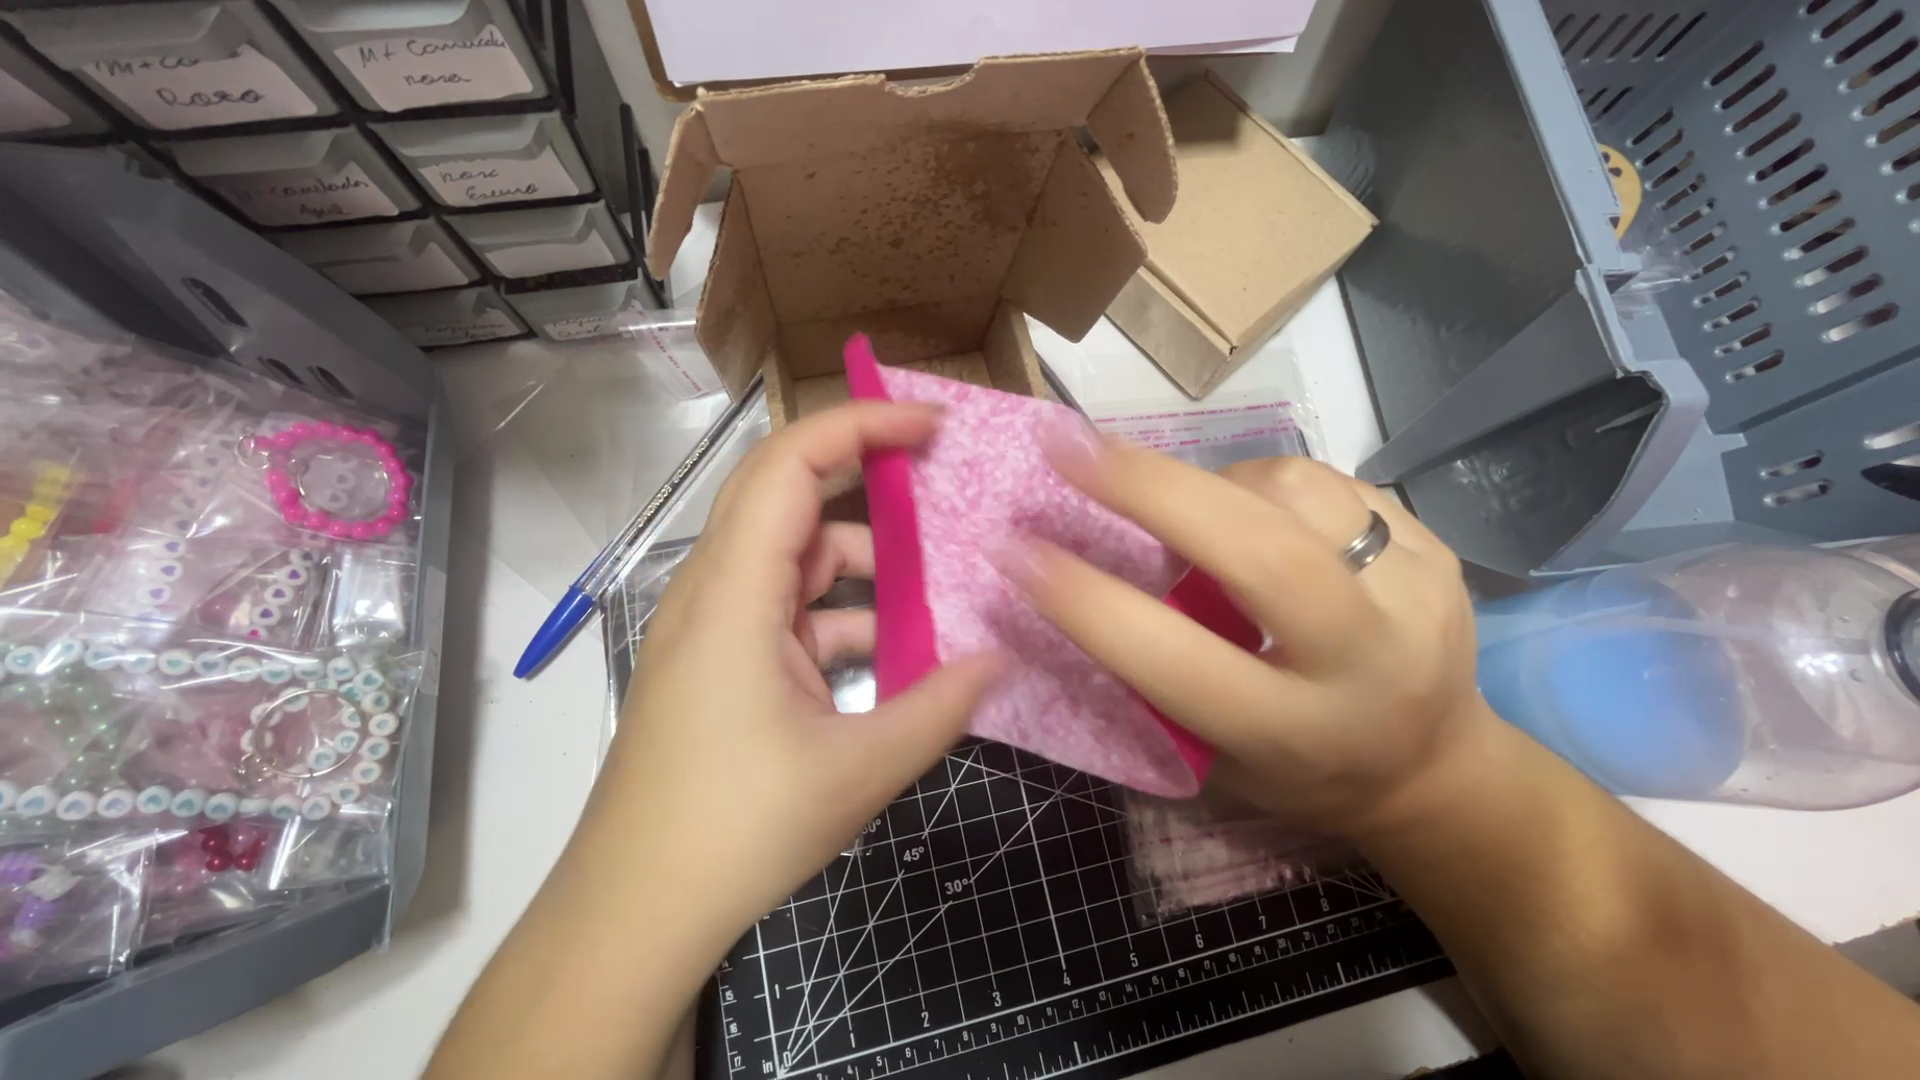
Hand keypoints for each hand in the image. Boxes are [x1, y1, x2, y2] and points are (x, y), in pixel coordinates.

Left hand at [595, 402, 1000, 938]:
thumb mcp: (856, 769)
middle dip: (863, 470)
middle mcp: (713, 593)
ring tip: (935, 591)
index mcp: (733, 594)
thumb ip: (939, 707)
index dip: (862, 425)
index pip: (791, 464)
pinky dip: (840, 616)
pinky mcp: (718, 665)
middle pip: (785, 492)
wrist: (634, 910)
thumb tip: (1000, 660)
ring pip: (792, 558)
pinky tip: (891, 658)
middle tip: (939, 475)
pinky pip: (786, 612)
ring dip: (861, 563)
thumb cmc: (736, 830)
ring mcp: (711, 629)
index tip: (933, 427)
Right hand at [1002, 430, 1495, 836]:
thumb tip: (1079, 573)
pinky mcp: (1437, 546)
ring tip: (1188, 507)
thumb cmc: (1298, 773)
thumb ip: (1154, 678)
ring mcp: (1416, 592)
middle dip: (1148, 487)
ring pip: (1292, 489)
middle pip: (1256, 550)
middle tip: (1069, 445)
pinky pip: (1326, 481)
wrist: (1434, 766)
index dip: (1084, 600)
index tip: (1014, 548)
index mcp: (1293, 732)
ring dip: (1214, 485)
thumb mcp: (1215, 757)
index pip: (1172, 658)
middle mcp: (1367, 660)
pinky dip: (1266, 487)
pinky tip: (1255, 515)